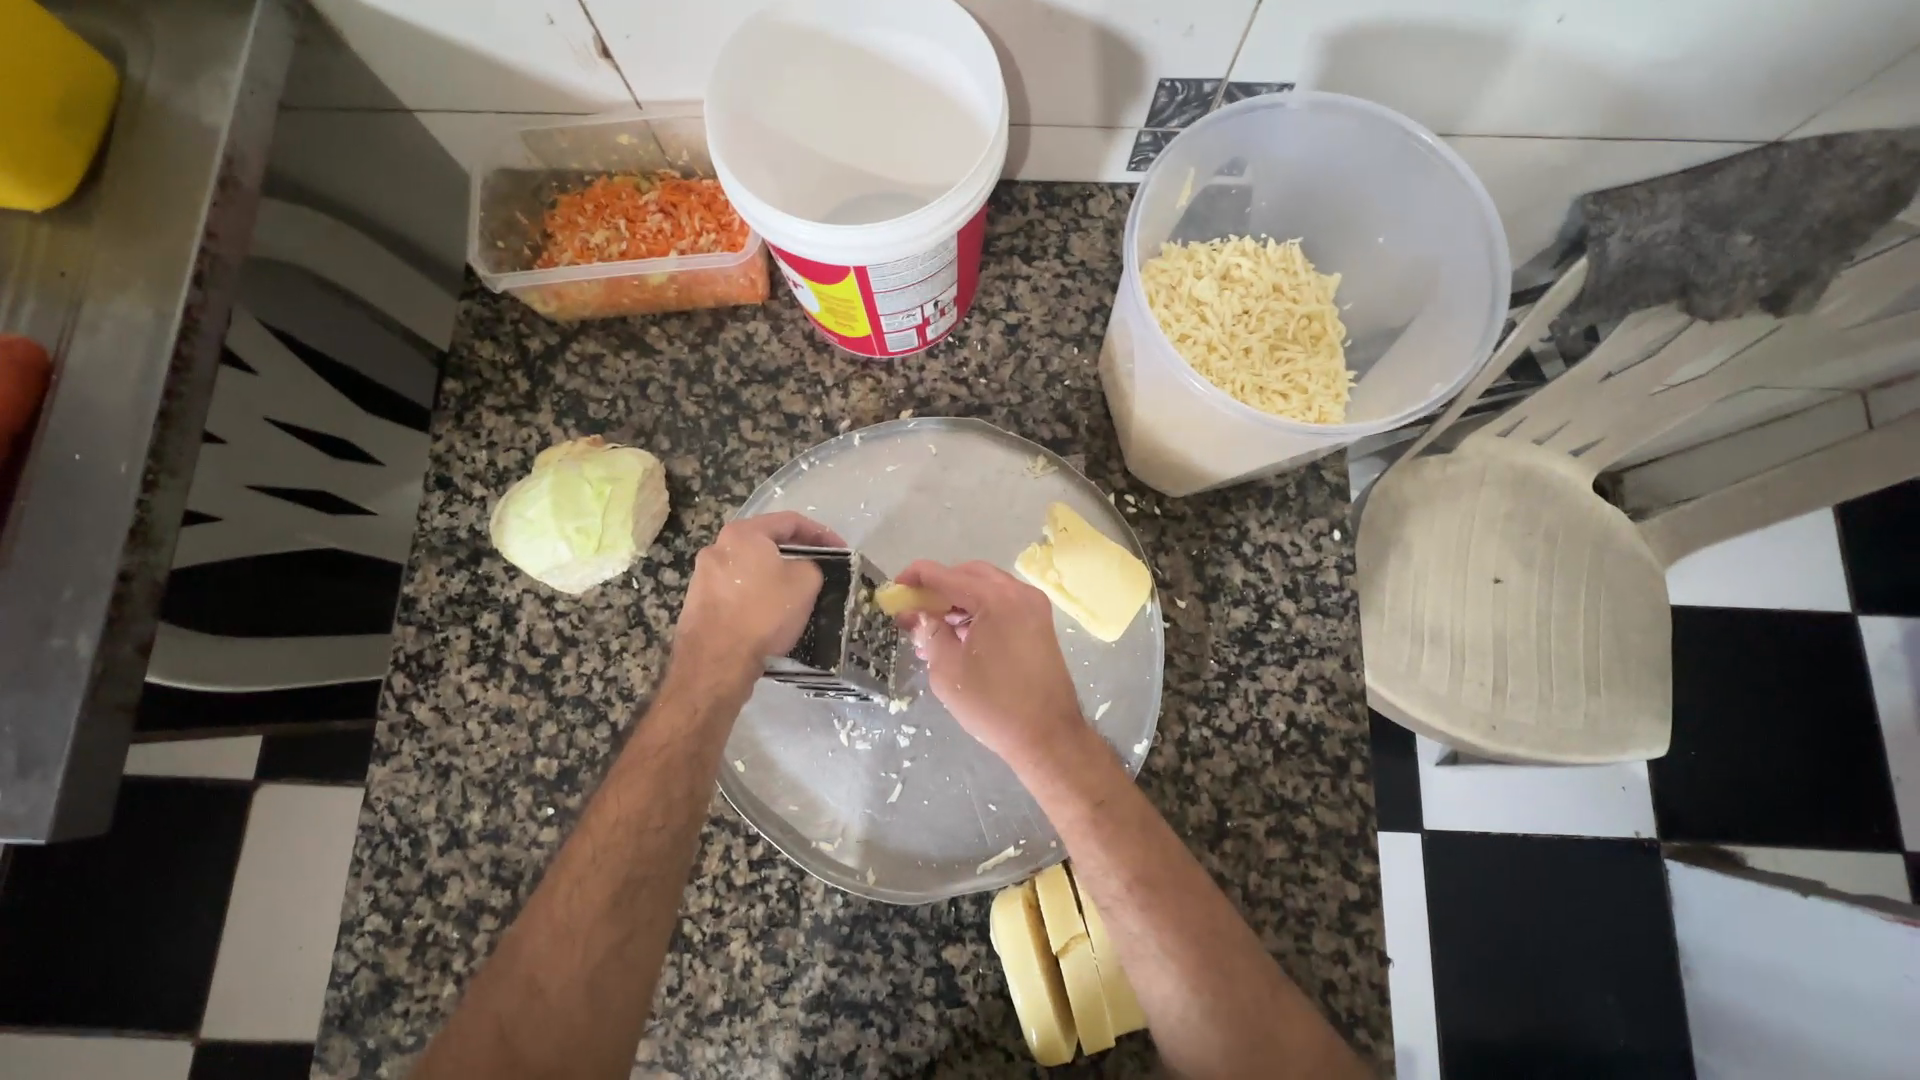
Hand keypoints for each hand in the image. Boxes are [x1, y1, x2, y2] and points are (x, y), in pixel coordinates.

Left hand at [672, 512, 843, 690]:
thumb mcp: (806, 582)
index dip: (821, 533)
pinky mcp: (699, 604)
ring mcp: (703, 577)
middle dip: (796, 554)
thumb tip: (802, 570)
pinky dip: (757, 597)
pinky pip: (737, 592)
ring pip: (750, 569)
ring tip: (797, 594)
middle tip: (820, 569)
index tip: (840, 550)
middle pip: (766, 543)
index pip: (789, 521)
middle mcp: (717, 548)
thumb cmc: (764, 613)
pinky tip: (771, 615)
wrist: (716, 661)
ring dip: (775, 576)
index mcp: (742, 534)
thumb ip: (811, 565)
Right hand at [893, 560, 1087, 769]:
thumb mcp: (947, 669)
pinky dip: (978, 611)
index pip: (946, 575)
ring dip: (958, 600)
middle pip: (969, 574)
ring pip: (987, 588)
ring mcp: (1034, 607)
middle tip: (914, 609)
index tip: (895, 590)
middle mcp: (1019, 593)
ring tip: (932, 628)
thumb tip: (918, 614)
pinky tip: (959, 635)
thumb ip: (929, 631)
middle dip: (938, 587)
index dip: (915, 578)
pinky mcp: (1039, 624)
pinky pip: (1002, 604)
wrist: (1047, 736)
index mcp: (996, 599)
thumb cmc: (993, 705)